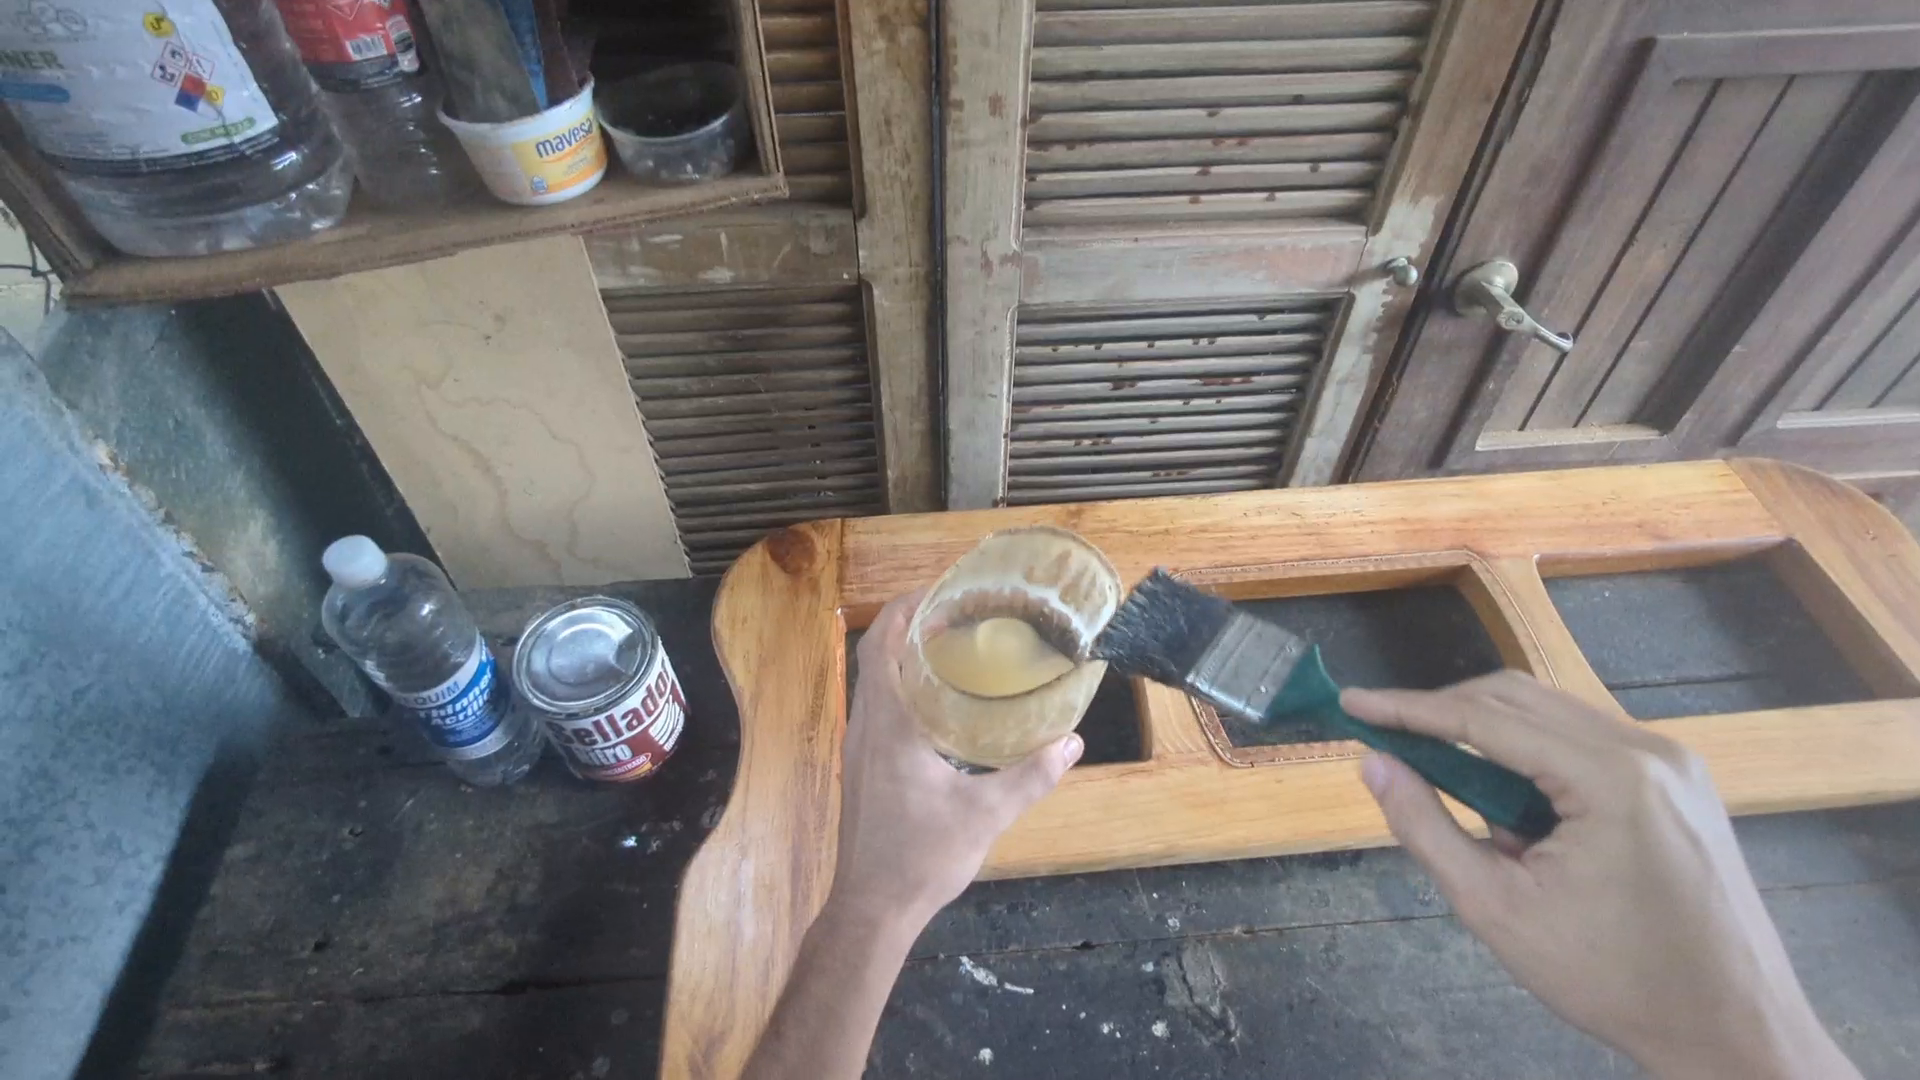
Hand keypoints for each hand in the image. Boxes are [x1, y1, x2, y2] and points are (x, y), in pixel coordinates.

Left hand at [831, 591, 1083, 928]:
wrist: (872, 907)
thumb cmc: (921, 856)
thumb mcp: (985, 814)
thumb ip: (1030, 776)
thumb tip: (1072, 742)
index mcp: (889, 724)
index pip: (882, 647)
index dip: (902, 611)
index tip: (935, 592)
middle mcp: (866, 726)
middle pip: (874, 657)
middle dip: (906, 626)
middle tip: (952, 614)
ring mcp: (858, 747)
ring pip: (872, 683)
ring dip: (900, 657)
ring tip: (947, 648)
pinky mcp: (861, 766)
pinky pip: (875, 708)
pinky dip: (898, 687)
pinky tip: (935, 703)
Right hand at [1343, 673, 1857, 1079]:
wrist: (1739, 1037)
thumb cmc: (1610, 978)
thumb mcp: (1494, 907)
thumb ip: (1423, 825)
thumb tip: (1372, 762)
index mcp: (1612, 779)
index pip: (1484, 718)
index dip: (1407, 707)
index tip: (1350, 702)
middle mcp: (1649, 750)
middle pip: (1515, 696)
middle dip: (1441, 711)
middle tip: (1386, 735)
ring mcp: (1670, 760)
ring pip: (1543, 709)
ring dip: (1480, 729)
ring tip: (1439, 771)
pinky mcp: (1675, 777)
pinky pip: (1574, 735)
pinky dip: (1522, 750)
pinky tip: (1505, 798)